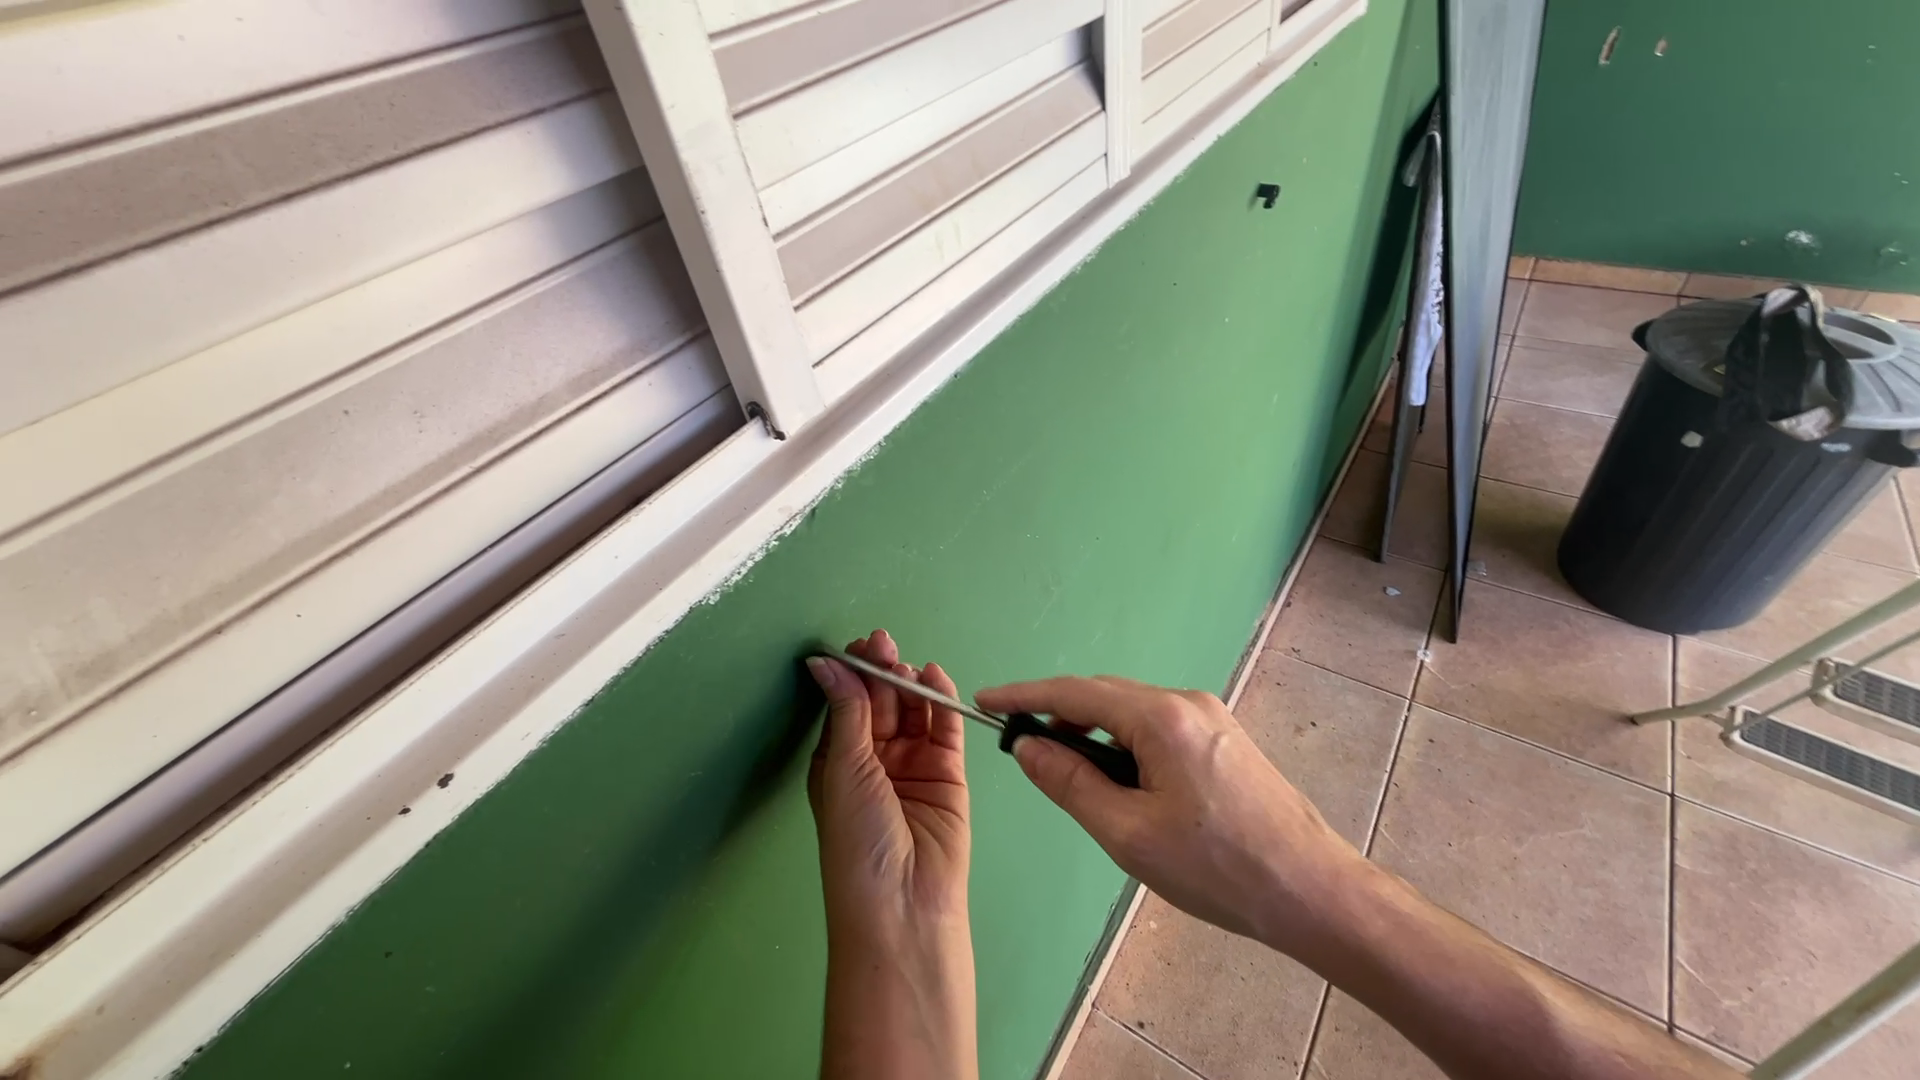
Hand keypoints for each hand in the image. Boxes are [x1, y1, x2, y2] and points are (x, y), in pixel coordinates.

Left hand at [807, 630, 969, 929]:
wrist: (903, 903)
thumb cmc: (859, 838)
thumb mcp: (845, 770)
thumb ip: (847, 711)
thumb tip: (823, 662)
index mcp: (839, 760)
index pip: (848, 704)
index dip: (854, 674)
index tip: (860, 645)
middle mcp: (875, 759)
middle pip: (881, 702)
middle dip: (881, 672)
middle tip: (884, 644)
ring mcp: (913, 764)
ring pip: (913, 711)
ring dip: (910, 684)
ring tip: (907, 665)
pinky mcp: (948, 772)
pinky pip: (944, 729)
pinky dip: (942, 702)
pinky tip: (936, 676)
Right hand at [975, 676, 1366, 951]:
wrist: (1315, 891)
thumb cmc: (1216, 867)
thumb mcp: (1128, 832)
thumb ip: (1071, 783)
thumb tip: (1028, 747)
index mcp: (1160, 716)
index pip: (1074, 693)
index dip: (1024, 695)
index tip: (983, 701)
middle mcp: (1185, 701)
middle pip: (1103, 695)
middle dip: (1057, 712)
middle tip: (1021, 746)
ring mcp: (1209, 716)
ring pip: (1131, 710)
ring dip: (1091, 729)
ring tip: (1065, 767)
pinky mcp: (1223, 737)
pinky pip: (1156, 725)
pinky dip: (1122, 740)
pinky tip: (1116, 775)